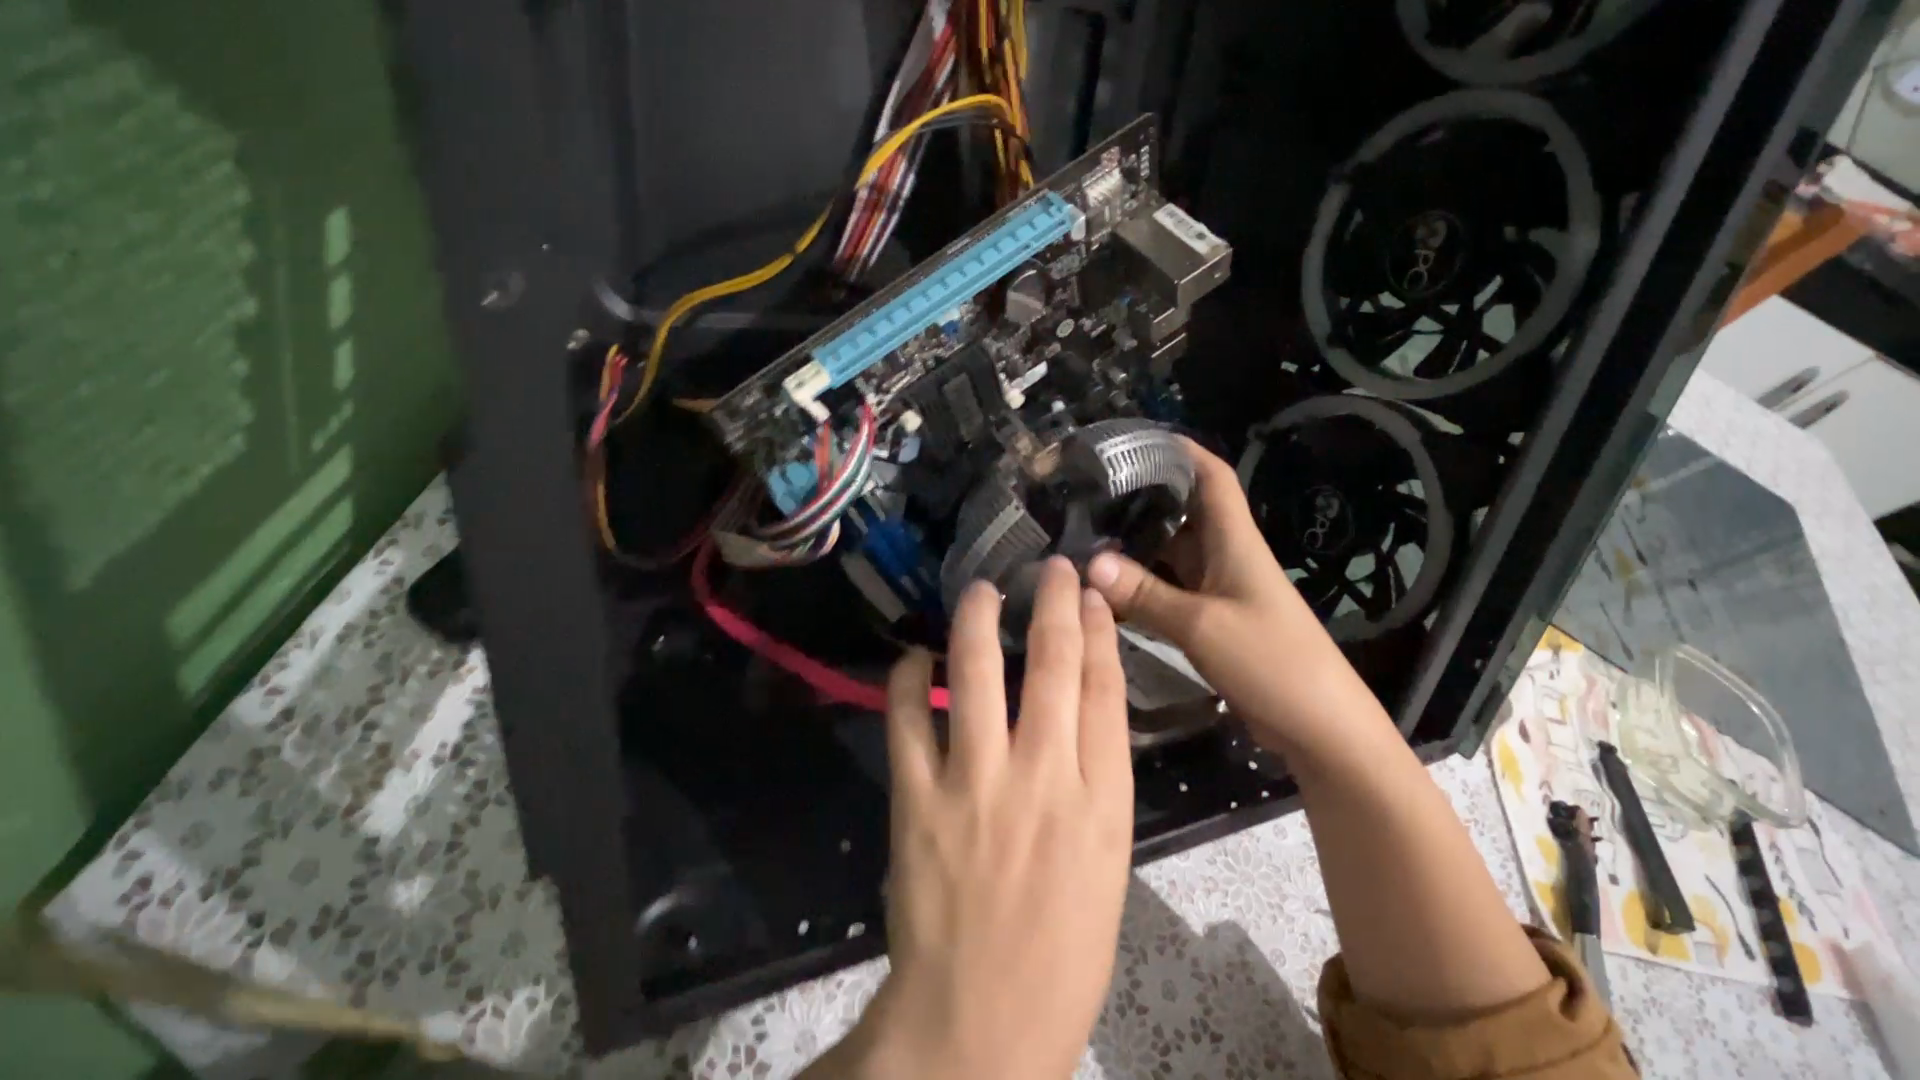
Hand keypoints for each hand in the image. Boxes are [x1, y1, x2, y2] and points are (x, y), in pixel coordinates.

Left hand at [812, 557, 1132, 1079]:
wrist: (980, 1020)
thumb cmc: (1061, 957)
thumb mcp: (1107, 870)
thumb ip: (1096, 792)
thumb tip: (1079, 724)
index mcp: (1102, 802)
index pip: (1105, 691)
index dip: (1097, 633)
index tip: (1090, 597)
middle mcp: (1043, 778)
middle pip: (1053, 666)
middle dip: (1053, 604)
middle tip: (1049, 568)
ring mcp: (975, 784)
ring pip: (977, 674)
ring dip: (977, 621)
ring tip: (980, 589)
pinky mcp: (918, 800)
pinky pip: (907, 720)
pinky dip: (907, 681)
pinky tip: (911, 657)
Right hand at [1086, 438, 1369, 754]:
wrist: (1321, 727)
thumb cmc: (1272, 662)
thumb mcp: (1203, 626)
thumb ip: (1146, 595)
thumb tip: (1089, 563)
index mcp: (1235, 541)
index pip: (1210, 476)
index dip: (1177, 450)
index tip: (1129, 439)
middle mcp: (1226, 557)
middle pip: (1182, 512)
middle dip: (1139, 498)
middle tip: (1082, 495)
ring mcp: (1220, 592)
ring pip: (1171, 554)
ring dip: (1134, 546)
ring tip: (1080, 536)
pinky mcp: (1213, 624)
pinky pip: (1170, 592)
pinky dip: (1140, 587)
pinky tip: (1104, 590)